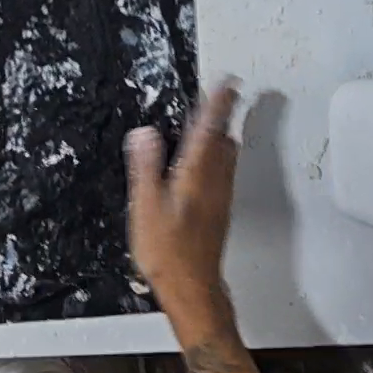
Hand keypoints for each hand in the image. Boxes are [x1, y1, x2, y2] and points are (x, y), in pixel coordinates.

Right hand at [125, 82, 240, 322]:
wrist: (192, 289)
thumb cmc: (167, 250)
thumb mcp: (146, 206)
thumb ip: (146, 167)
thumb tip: (145, 132)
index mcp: (196, 175)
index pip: (209, 131)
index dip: (218, 105)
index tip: (228, 83)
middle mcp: (214, 182)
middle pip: (223, 140)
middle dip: (222, 116)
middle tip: (220, 96)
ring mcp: (219, 197)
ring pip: (226, 156)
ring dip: (222, 135)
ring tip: (214, 121)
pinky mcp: (219, 211)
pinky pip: (223, 171)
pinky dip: (218, 154)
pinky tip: (207, 160)